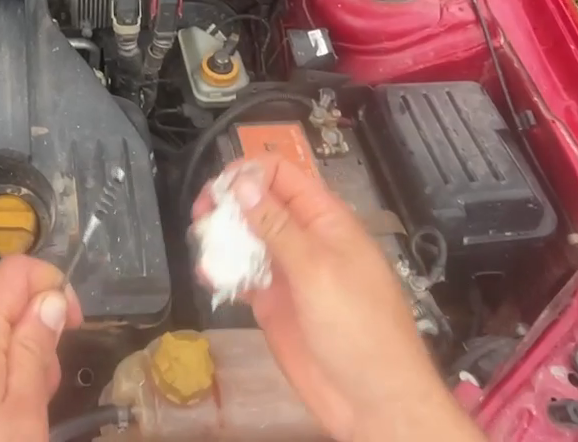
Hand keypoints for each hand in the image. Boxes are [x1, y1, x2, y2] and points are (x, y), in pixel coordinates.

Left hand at [0, 255, 85, 441]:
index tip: (74, 321)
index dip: (51, 284)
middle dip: (35, 334)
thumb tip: (49, 297)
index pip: (13, 272)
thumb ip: (37, 347)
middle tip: (47, 389)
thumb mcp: (25, 412)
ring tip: (25, 413)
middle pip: (1, 306)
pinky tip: (1, 418)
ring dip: (17, 359)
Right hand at [194, 157, 483, 441]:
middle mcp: (303, 238)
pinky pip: (242, 273)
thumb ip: (277, 226)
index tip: (221, 190)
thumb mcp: (317, 270)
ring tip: (203, 246)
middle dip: (228, 203)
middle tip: (202, 215)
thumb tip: (243, 184)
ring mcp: (286, 270)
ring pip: (245, 236)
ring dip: (221, 236)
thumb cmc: (359, 329)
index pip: (282, 175)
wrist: (375, 404)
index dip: (250, 173)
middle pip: (258, 202)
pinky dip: (223, 270)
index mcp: (324, 220)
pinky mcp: (272, 300)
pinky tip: (209, 276)